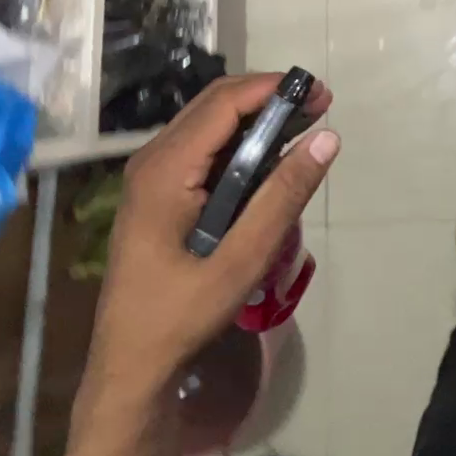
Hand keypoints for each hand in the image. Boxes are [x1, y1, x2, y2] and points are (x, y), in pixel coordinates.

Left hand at [66, 74, 336, 455]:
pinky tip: (271, 157)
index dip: (273, 89)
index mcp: (164, 170)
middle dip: (269, 96)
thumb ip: (283, 196)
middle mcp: (153, 159)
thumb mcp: (241, 260)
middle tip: (320, 107)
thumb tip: (327, 138)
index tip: (320, 94)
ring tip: (304, 126)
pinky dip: (242, 139)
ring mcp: (152, 174)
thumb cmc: (180, 316)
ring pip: (210, 121)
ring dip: (257, 116)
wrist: (128, 367)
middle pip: (215, 103)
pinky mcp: (159, 190)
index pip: (223, 103)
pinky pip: (204, 145)